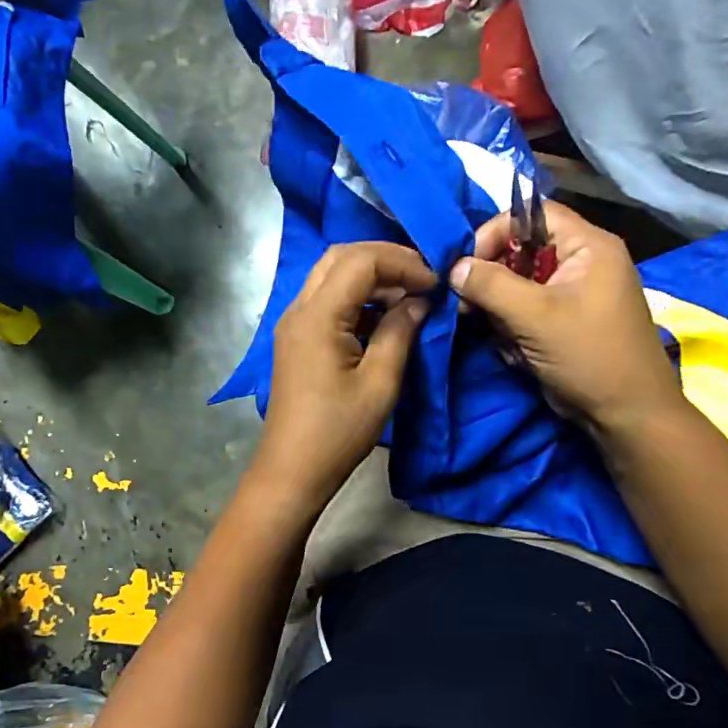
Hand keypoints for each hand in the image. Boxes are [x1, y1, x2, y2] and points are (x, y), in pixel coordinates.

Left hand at [252, 242, 435, 509]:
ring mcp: (293, 324)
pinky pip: (326, 300)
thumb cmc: (338, 431)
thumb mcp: (380, 383)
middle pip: (341, 258)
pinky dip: (356, 298)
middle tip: (422, 280)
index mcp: (317, 316)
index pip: (361, 260)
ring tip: (408, 298)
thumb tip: (419, 300)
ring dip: (370, 278)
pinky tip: (383, 318)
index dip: (403, 262)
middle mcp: (298, 309)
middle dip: (385, 260)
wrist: (292, 469)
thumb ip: (400, 332)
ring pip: (331, 276)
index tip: (435, 284)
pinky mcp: (296, 339)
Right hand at [449, 202, 683, 434]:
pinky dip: (511, 328)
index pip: (533, 214)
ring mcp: (571, 293)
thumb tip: (454, 267)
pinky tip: (515, 350)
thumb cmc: (588, 356)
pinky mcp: (561, 320)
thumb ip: (490, 286)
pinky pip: (524, 310)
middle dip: (492, 278)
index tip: (467, 265)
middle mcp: (581, 262)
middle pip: (520, 250)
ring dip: (500, 310)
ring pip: (516, 284)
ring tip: (503, 337)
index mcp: (588, 247)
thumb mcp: (534, 317)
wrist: (625, 414)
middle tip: (467, 304)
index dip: (495, 232)